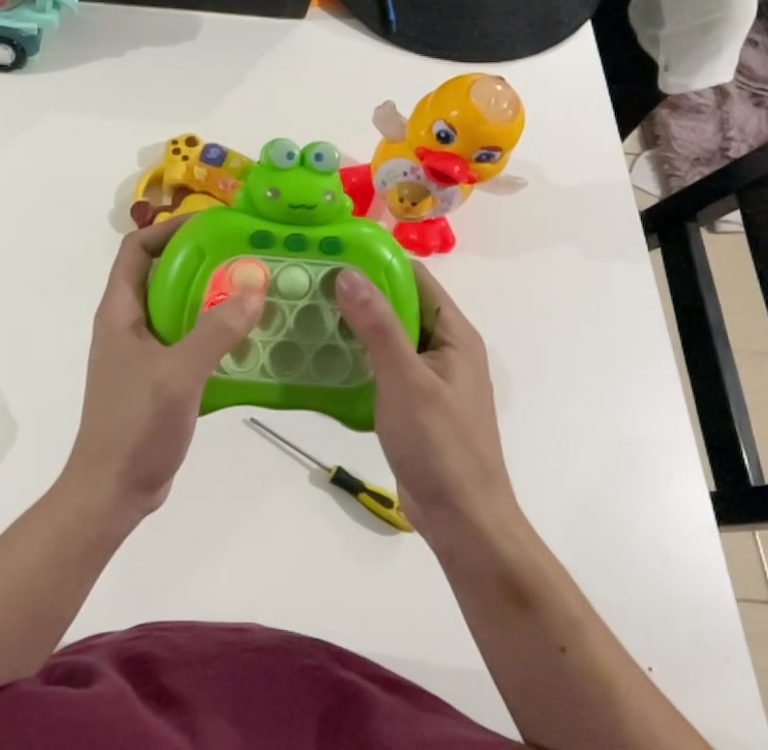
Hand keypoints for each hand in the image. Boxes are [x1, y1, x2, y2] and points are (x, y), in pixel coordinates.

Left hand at [63, 216, 265, 516]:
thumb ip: (216, 331)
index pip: (136, 250)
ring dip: (211, 300)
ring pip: (177, 311)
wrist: (113, 488)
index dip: (169, 229)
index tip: (214, 225)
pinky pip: (186, 342)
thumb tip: (253, 287)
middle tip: (248, 257)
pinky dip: (213, 335)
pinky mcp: (157, 379)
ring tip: (256, 293)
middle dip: (201, 262)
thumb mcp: (178, 374)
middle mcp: (127, 326)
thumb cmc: (135, 425)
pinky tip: (248, 341)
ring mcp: (141, 354)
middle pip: (161, 276)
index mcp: (119, 312)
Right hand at [333, 263, 514, 529]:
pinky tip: (320, 360)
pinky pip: (382, 370)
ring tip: (305, 313)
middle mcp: (444, 351)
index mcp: (455, 336)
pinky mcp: (413, 406)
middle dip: (358, 293)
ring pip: (387, 340)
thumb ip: (378, 326)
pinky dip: (355, 361)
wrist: (462, 518)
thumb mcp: (405, 380)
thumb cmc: (440, 444)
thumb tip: (348, 273)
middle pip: (399, 307)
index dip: (378, 261)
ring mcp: (429, 380)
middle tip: (307, 281)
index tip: (332, 250)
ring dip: (353, 328)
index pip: (416, 279)